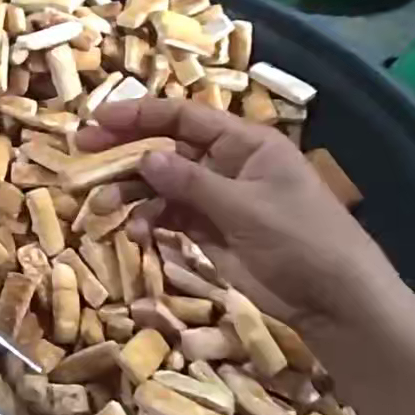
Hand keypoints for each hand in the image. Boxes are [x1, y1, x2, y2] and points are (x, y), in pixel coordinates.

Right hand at [78, 99, 410, 335]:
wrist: (333, 299)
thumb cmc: (300, 239)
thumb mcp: (244, 207)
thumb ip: (192, 182)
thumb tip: (144, 157)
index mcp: (242, 143)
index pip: (183, 117)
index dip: (139, 115)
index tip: (98, 120)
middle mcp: (224, 163)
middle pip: (165, 148)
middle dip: (124, 152)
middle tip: (81, 153)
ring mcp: (215, 198)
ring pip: (161, 185)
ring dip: (131, 194)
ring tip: (103, 209)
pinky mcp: (208, 230)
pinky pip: (169, 217)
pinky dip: (150, 223)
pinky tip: (139, 236)